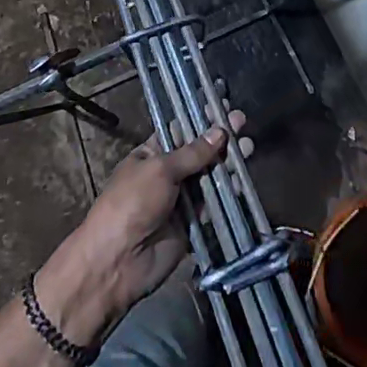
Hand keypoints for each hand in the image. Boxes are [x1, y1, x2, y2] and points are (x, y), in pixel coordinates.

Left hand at [33, 110, 248, 344]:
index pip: (181, 130)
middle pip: (199, 152)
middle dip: (220, 138)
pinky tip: (242, 180)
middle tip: (241, 122)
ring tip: (248, 147)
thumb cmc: (131, 203)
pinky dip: (228, 192)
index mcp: (152, 154)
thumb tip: (220, 132)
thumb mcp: (160, 169)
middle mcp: (168, 173)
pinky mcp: (192, 223)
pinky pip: (213, 204)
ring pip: (210, 176)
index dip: (201, 118)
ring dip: (228, 162)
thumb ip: (193, 153)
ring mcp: (180, 198)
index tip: (223, 105)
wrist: (118, 261)